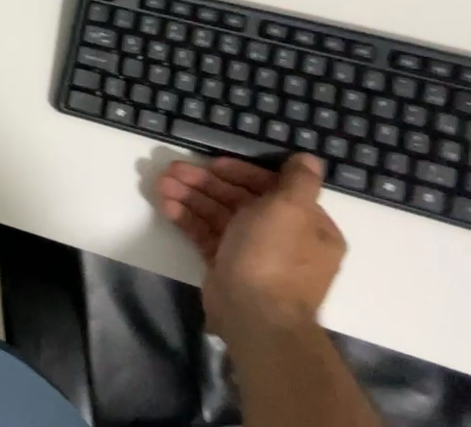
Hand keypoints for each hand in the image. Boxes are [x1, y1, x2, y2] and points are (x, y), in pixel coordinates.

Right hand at [156, 154, 346, 343]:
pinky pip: (205, 234)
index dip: (242, 173)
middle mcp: (283, 238)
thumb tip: (310, 158)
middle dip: (205, 183)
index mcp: (307, 226)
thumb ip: (299, 181)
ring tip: (160, 184)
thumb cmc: (273, 256)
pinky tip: (165, 205)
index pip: (273, 189)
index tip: (213, 164)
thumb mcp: (290, 210)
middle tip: (172, 169)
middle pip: (240, 200)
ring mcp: (252, 253)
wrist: (255, 313)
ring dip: (189, 197)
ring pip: (218, 215)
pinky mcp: (225, 264)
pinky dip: (186, 218)